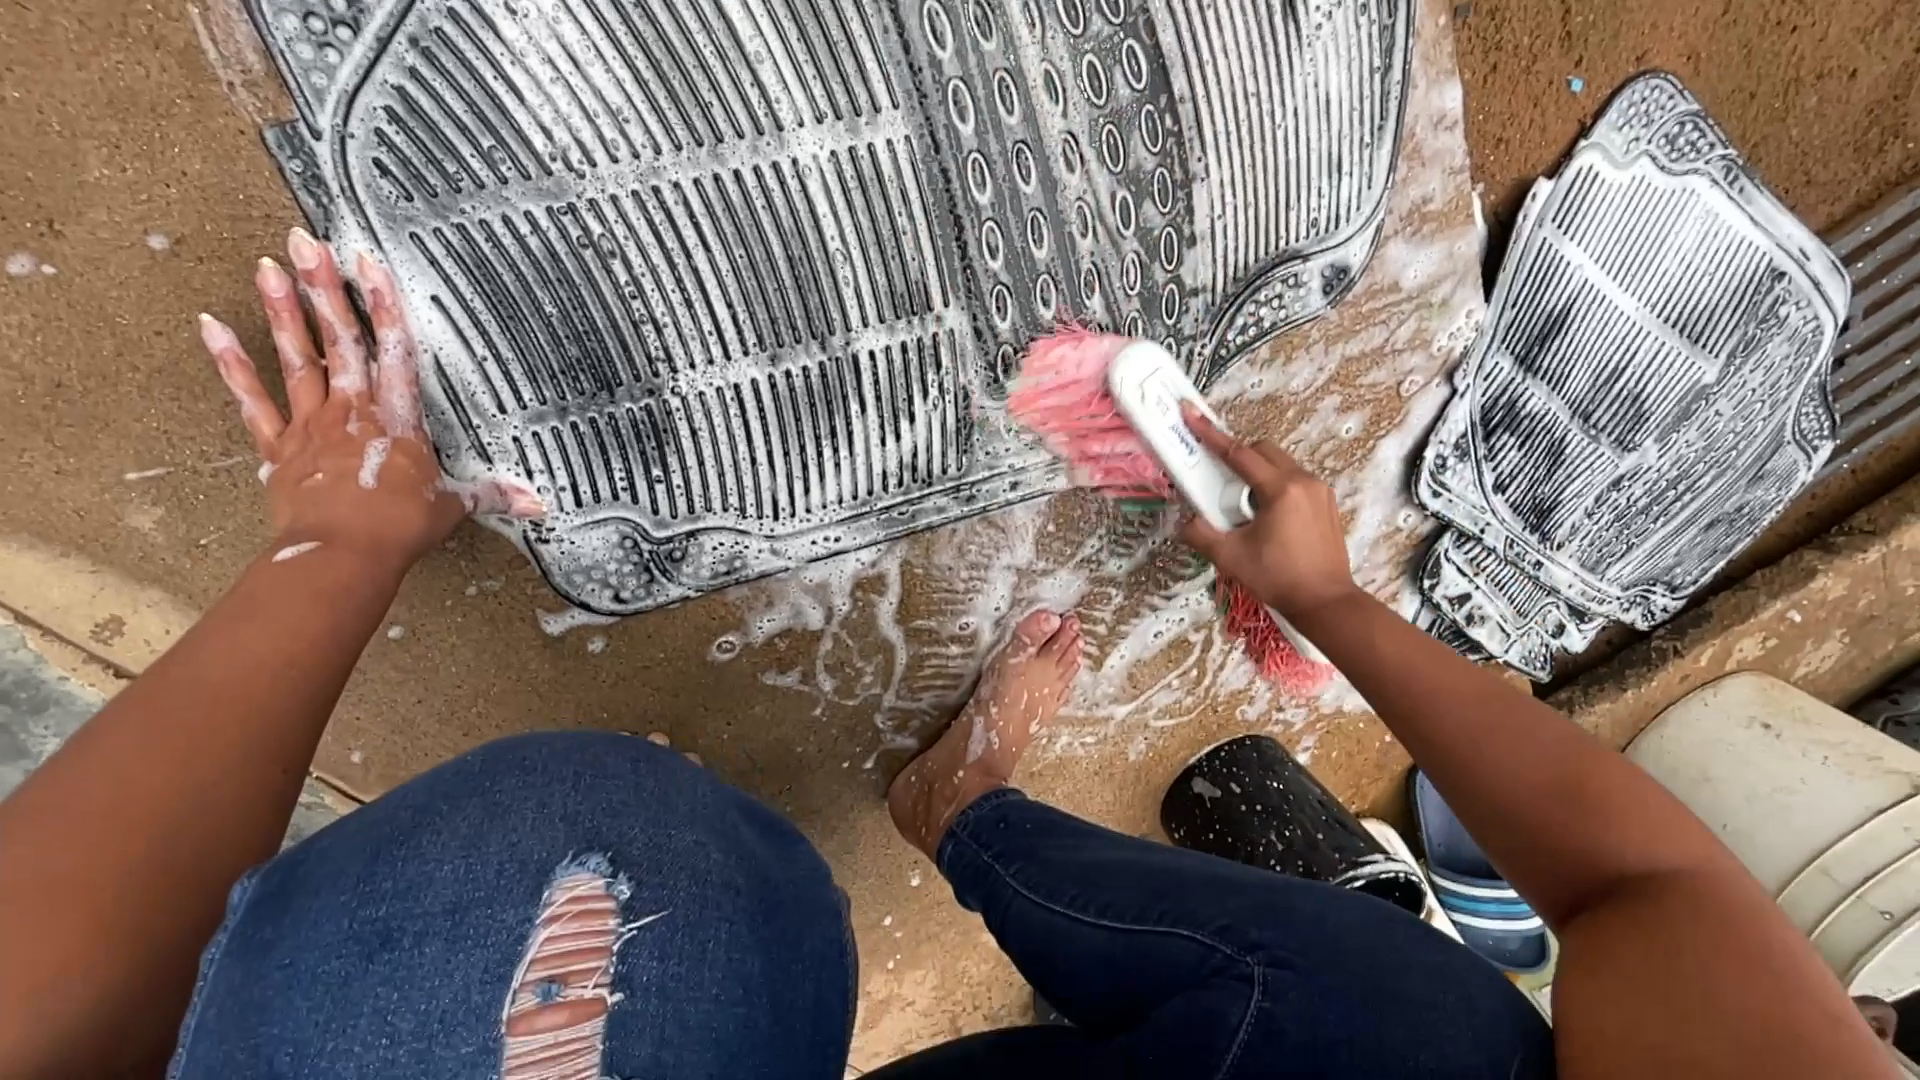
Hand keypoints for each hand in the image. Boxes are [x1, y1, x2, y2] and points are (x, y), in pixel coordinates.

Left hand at [198, 228, 541, 576]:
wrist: (341, 554)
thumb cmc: (401, 527)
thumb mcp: (453, 507)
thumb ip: (492, 494)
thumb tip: (539, 503)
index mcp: (398, 420)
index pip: (394, 352)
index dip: (384, 306)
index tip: (369, 263)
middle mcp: (352, 411)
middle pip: (340, 341)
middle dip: (325, 290)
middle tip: (306, 242)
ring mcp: (310, 425)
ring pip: (296, 358)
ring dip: (281, 311)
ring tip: (266, 266)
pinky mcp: (278, 446)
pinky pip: (251, 399)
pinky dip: (231, 363)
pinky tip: (211, 325)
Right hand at [1176, 403, 1360, 619]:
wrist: (1325, 602)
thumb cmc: (1278, 578)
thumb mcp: (1229, 557)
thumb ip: (1200, 533)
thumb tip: (1184, 521)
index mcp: (1280, 490)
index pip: (1238, 453)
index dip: (1210, 435)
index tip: (1191, 415)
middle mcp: (1304, 481)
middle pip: (1262, 451)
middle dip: (1238, 457)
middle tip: (1220, 485)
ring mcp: (1320, 491)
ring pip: (1280, 464)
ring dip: (1256, 474)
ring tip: (1243, 507)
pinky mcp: (1326, 504)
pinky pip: (1294, 480)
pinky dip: (1274, 487)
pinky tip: (1264, 516)